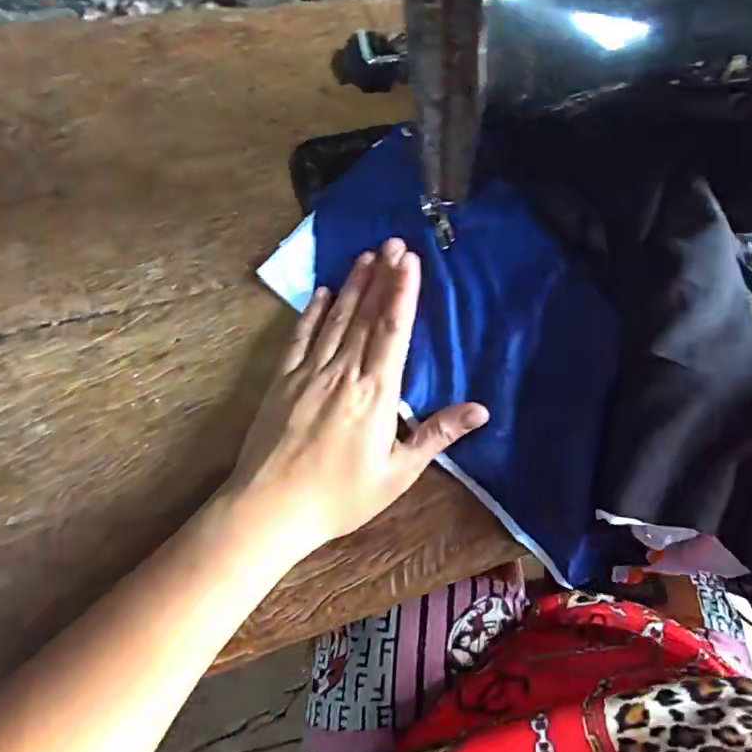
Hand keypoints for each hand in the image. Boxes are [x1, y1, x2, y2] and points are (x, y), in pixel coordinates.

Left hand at [221, 238, 488, 554]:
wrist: (270, 509)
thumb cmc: (341, 496)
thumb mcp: (398, 473)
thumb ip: (437, 435)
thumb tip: (481, 410)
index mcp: (375, 393)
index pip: (392, 331)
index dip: (403, 293)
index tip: (410, 261)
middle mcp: (343, 373)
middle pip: (366, 317)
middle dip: (382, 277)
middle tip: (393, 242)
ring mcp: (308, 373)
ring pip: (336, 320)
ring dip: (353, 286)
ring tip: (366, 255)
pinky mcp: (281, 381)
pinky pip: (300, 338)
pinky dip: (312, 312)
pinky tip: (324, 292)